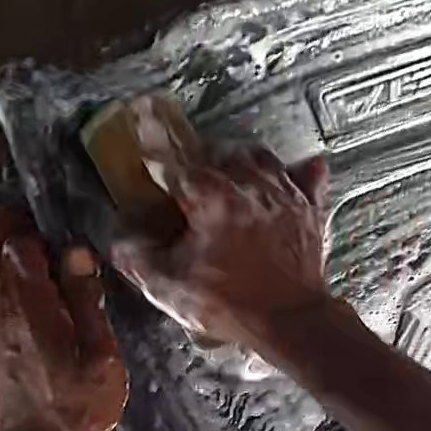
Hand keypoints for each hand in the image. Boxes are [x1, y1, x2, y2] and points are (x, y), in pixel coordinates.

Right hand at [110, 124, 333, 351]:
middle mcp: (250, 185)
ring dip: (241, 162)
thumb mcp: (171, 287)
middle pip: (219, 155)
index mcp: (211, 198)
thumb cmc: (230, 304)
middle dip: (201, 161)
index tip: (144, 109)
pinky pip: (308, 178)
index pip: (173, 159)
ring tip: (231, 175)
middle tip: (192, 180)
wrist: (292, 321)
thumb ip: (139, 257)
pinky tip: (293, 173)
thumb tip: (120, 237)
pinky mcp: (310, 210)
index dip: (154, 136)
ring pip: (261, 158)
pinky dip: (298, 173)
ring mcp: (285, 195)